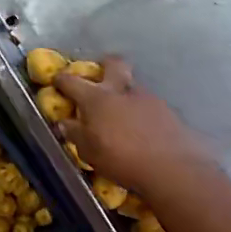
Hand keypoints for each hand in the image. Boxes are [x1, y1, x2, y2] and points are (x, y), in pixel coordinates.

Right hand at [53, 57, 216, 194]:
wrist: (173, 168)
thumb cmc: (121, 158)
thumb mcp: (88, 151)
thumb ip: (75, 133)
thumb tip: (65, 122)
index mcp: (96, 98)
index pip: (72, 81)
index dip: (62, 79)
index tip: (57, 81)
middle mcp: (121, 90)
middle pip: (113, 63)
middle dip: (105, 65)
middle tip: (100, 76)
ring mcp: (148, 98)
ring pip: (133, 85)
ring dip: (125, 93)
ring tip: (122, 114)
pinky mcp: (169, 111)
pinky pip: (149, 105)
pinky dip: (142, 112)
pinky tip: (142, 129)